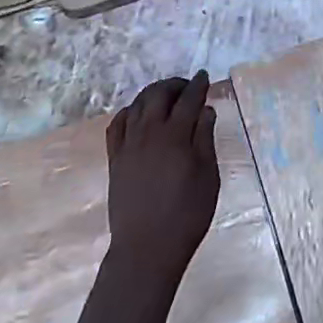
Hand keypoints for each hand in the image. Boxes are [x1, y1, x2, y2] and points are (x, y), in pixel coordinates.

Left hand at [104, 71, 219, 283]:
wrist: (147, 245)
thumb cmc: (187, 214)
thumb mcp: (208, 177)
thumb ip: (205, 140)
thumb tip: (205, 110)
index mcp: (175, 136)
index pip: (188, 100)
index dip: (197, 86)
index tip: (204, 77)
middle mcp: (148, 132)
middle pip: (158, 95)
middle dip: (174, 85)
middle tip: (186, 85)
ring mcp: (127, 144)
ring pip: (137, 105)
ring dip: (152, 94)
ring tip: (164, 94)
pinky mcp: (114, 158)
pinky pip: (117, 125)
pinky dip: (128, 112)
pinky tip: (135, 113)